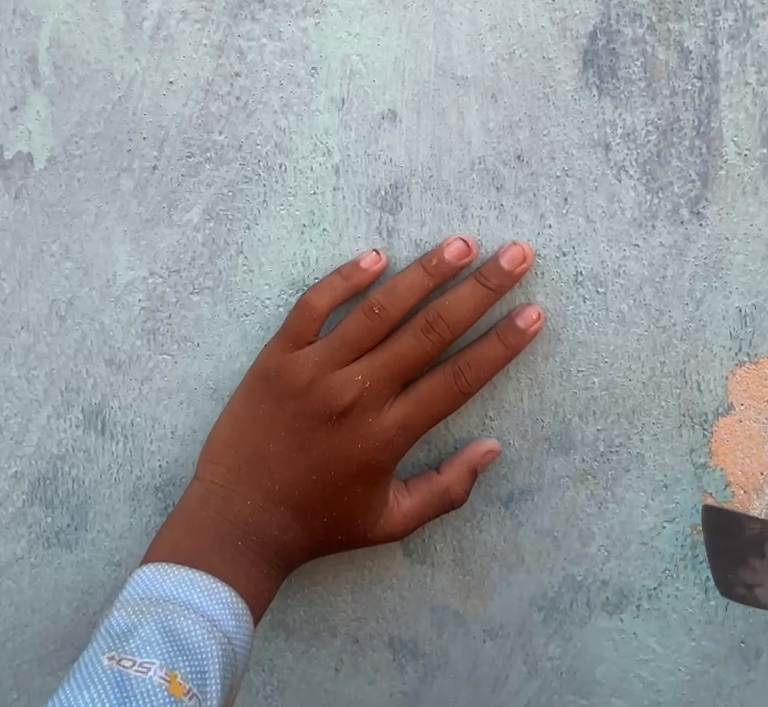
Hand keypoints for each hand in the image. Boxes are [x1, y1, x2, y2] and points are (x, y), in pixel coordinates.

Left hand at [142, 236, 543, 618]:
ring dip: (424, 273)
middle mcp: (357, 394)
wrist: (233, 522)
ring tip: (462, 243)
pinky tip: (378, 255)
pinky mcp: (277, 356)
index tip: (534, 311)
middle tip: (516, 254)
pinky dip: (345, 278)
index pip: (459, 377)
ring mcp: (314, 370)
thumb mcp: (390, 523)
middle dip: (480, 289)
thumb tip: (494, 446)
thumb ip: (447, 490)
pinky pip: (314, 305)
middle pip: (429, 331)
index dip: (502, 343)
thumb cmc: (317, 523)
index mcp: (389, 435)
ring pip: (378, 309)